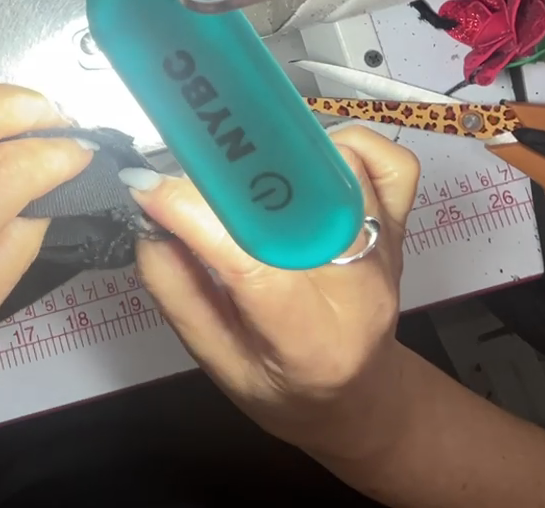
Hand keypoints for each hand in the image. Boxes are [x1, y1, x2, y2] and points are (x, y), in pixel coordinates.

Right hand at [122, 125, 420, 464]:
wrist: (362, 400)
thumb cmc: (281, 388)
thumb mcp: (213, 357)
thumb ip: (173, 286)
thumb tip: (148, 214)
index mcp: (306, 337)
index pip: (249, 257)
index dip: (189, 208)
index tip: (145, 182)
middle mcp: (357, 286)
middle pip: (303, 195)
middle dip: (234, 166)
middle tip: (190, 160)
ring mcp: (385, 249)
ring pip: (339, 166)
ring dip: (281, 154)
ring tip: (243, 169)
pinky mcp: (400, 223)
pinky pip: (386, 160)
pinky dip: (345, 143)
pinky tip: (304, 160)